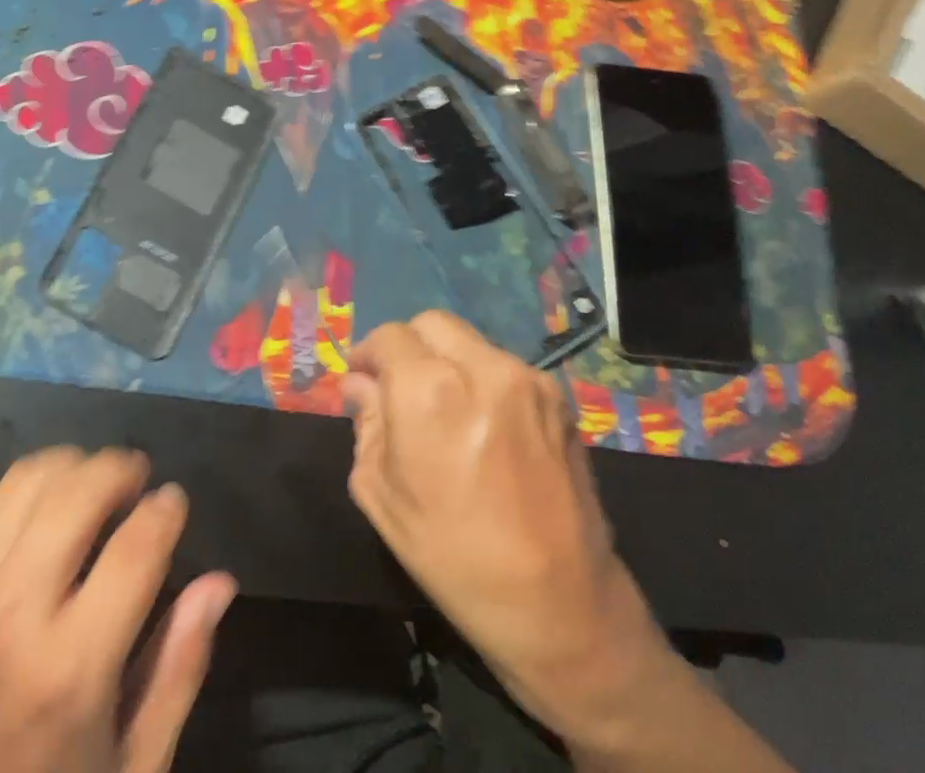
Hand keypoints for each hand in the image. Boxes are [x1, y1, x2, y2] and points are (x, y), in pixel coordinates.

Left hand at [0, 447, 237, 772]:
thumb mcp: (134, 756)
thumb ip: (177, 667)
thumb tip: (218, 584)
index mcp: (73, 666)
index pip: (132, 553)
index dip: (163, 512)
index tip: (175, 498)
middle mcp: (14, 612)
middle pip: (73, 497)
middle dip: (115, 469)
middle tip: (138, 474)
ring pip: (24, 485)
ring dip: (68, 466)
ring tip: (95, 479)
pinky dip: (23, 486)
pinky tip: (46, 501)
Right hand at [341, 312, 676, 744]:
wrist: (556, 600)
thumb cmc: (449, 551)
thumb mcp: (378, 491)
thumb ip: (366, 424)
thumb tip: (362, 387)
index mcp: (428, 390)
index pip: (388, 337)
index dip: (367, 355)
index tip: (362, 383)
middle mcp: (484, 370)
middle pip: (433, 325)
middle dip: (408, 347)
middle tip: (397, 389)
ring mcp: (532, 384)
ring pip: (474, 344)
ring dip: (448, 362)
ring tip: (443, 412)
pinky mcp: (563, 405)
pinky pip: (507, 371)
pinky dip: (483, 382)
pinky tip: (481, 429)